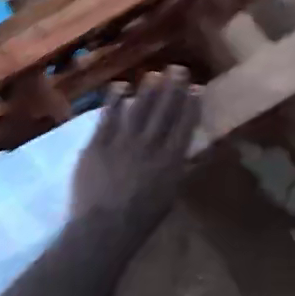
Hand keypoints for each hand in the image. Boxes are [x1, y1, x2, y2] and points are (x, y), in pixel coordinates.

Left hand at [70, 66, 201, 230]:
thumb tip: (194, 153)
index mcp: (171, 162)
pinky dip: (114, 100)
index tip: (197, 88)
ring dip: (146, 90)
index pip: (184, 127)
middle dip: (172, 89)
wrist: (104, 226)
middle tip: (178, 69)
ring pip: (137, 110)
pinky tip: (119, 86)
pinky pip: (107, 116)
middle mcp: (149, 147)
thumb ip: (180, 172)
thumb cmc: (140, 219)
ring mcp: (122, 143)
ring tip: (154, 74)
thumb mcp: (169, 196)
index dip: (191, 106)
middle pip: (163, 113)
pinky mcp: (97, 144)